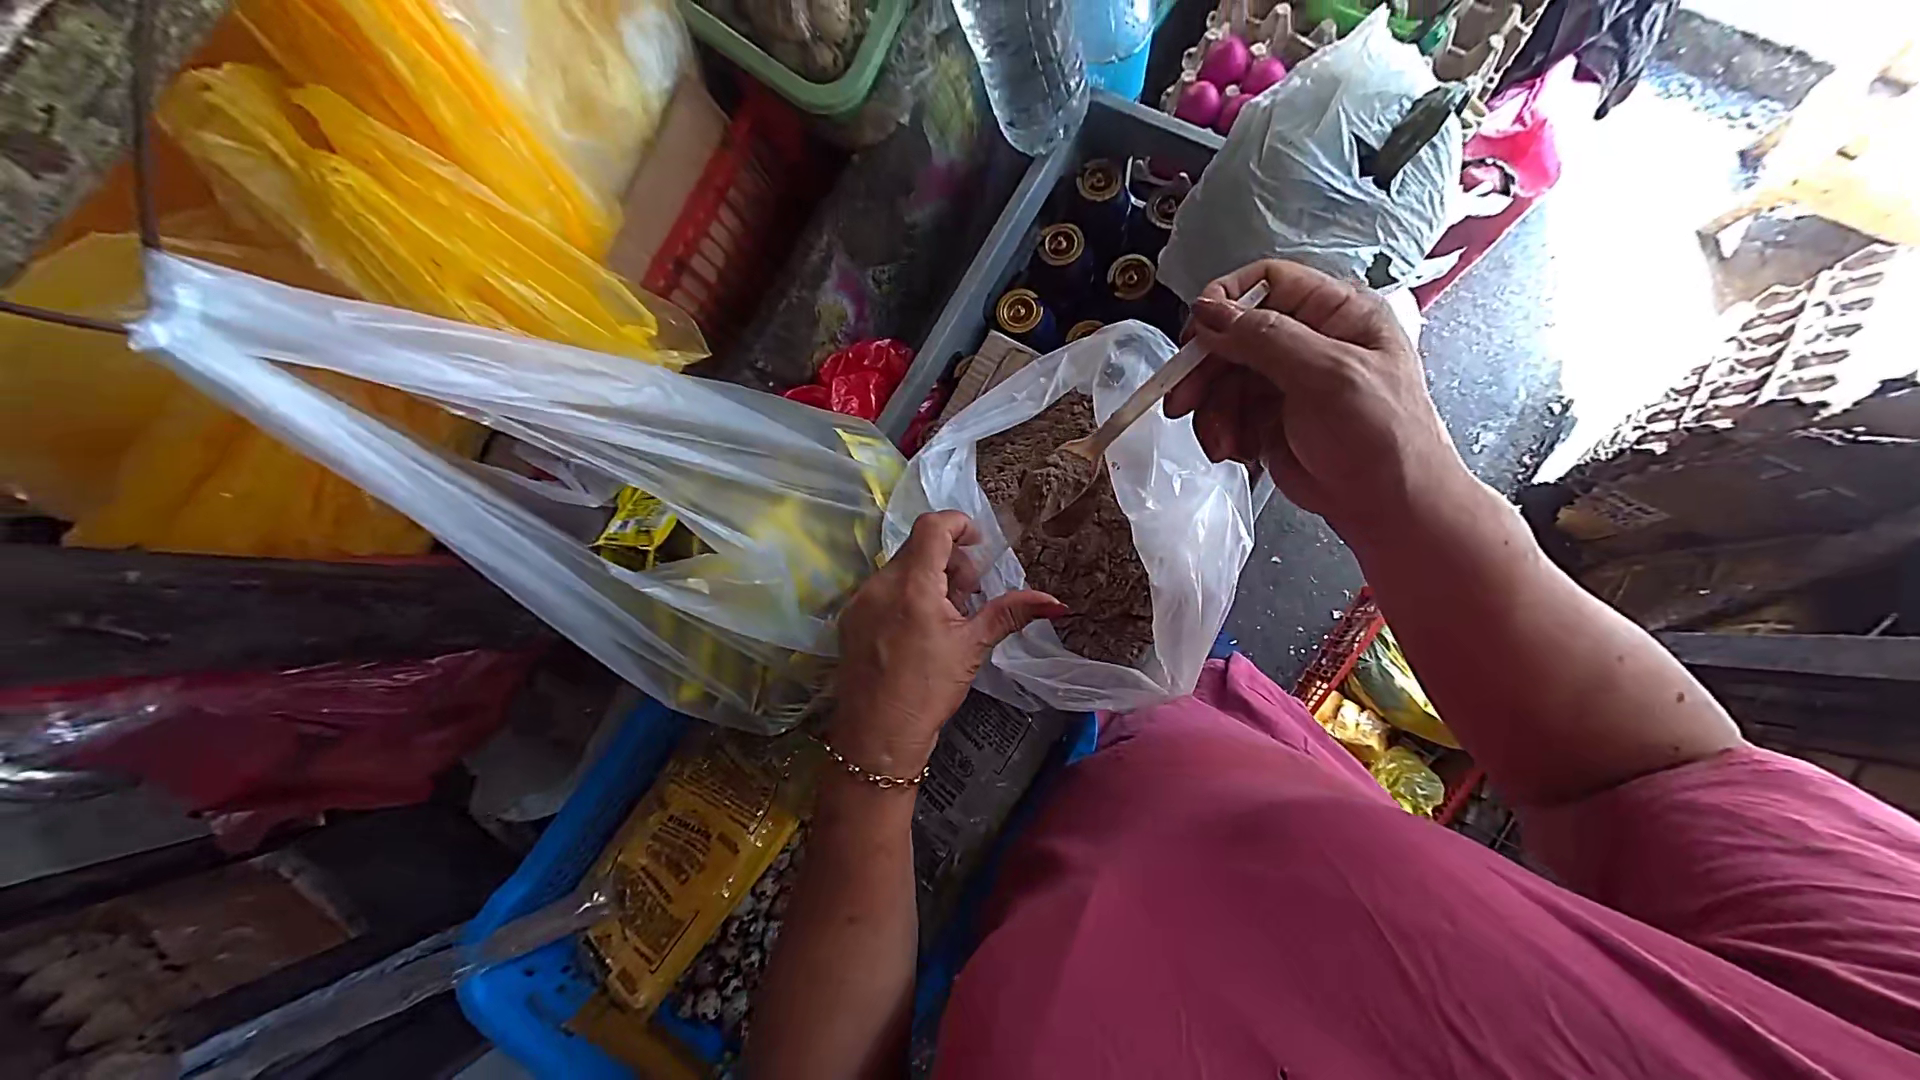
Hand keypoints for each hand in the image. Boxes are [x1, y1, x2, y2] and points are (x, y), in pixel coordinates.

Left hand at [831, 511, 1065, 776]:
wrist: (876, 737)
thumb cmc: (928, 692)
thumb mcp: (972, 647)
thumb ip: (1010, 613)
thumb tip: (1055, 603)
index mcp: (912, 587)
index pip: (933, 527)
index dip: (960, 524)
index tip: (978, 544)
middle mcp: (879, 585)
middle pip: (919, 547)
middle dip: (950, 560)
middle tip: (967, 595)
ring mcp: (860, 600)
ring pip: (900, 567)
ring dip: (929, 577)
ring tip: (945, 615)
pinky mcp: (850, 617)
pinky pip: (882, 588)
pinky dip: (906, 593)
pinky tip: (918, 628)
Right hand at [1165, 259, 1469, 540]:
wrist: (1386, 503)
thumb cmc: (1379, 434)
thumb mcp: (1325, 375)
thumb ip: (1265, 338)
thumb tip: (1207, 311)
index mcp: (1334, 314)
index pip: (1267, 283)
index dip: (1225, 302)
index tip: (1194, 335)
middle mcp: (1306, 342)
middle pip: (1232, 338)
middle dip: (1204, 372)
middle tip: (1181, 401)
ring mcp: (1284, 382)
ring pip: (1221, 381)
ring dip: (1211, 413)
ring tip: (1221, 443)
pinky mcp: (1266, 418)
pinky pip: (1225, 414)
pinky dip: (1221, 433)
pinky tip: (1236, 452)